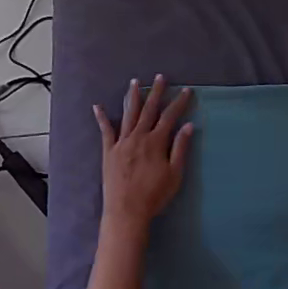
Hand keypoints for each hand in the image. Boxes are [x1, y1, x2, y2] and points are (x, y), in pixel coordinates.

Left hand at [93, 74, 194, 227]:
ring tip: (135, 82)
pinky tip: (98, 106)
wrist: (126, 211)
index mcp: (156, 142)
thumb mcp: (175, 174)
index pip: (170, 117)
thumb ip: (180, 148)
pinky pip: (105, 131)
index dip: (179, 103)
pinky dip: (102, 118)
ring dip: (133, 98)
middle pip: (149, 110)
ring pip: (128, 115)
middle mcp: (138, 137)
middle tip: (160, 77)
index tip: (186, 90)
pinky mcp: (108, 151)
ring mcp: (121, 143)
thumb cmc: (155, 195)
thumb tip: (189, 126)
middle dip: (156, 93)